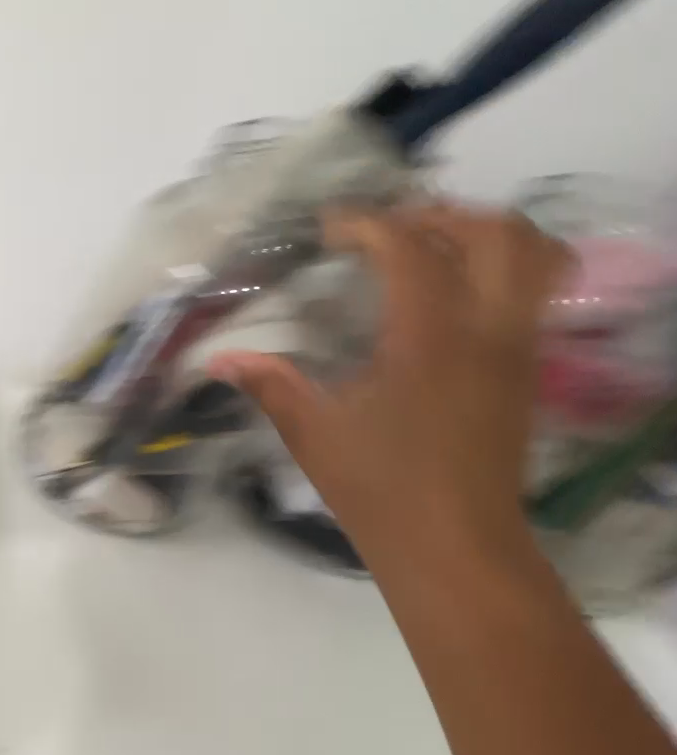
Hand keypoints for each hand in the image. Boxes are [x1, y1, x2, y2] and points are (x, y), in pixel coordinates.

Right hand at [208, 202, 568, 570]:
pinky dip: (498, 268)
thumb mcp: (312, 433)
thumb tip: (220, 359)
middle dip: (439, 216)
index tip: (329, 228)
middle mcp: (487, 329)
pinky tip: (447, 296)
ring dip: (482, 235)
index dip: (371, 225)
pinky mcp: (527, 365)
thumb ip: (272, 385)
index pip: (413, 251)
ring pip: (533, 254)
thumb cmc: (375, 486)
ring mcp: (518, 345)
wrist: (452, 537)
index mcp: (428, 341)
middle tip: (384, 231)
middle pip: (495, 233)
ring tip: (427, 248)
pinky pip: (533, 288)